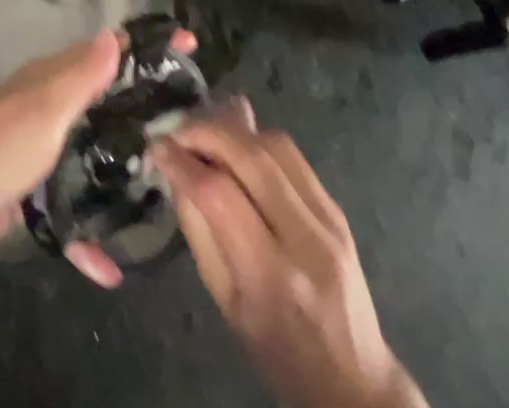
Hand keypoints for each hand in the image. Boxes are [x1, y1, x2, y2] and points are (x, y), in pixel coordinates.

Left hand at [0, 26, 193, 273]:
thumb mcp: (40, 112)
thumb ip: (77, 79)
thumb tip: (113, 35)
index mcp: (47, 83)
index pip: (104, 53)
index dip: (145, 47)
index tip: (192, 48)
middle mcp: (44, 111)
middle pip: (105, 104)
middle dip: (146, 114)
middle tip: (196, 132)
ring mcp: (37, 155)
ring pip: (92, 158)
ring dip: (123, 174)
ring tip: (171, 194)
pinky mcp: (28, 196)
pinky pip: (69, 211)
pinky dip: (87, 236)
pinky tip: (109, 268)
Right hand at [152, 112, 425, 407]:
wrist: (353, 377)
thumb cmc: (275, 349)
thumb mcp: (223, 300)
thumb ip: (200, 232)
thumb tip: (176, 172)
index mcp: (269, 275)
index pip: (218, 195)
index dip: (181, 162)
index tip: (155, 148)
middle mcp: (306, 239)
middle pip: (251, 157)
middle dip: (204, 132)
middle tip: (173, 131)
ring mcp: (330, 220)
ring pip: (276, 147)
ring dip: (231, 131)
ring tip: (200, 136)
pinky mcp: (339, 209)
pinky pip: (293, 158)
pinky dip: (256, 144)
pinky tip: (234, 151)